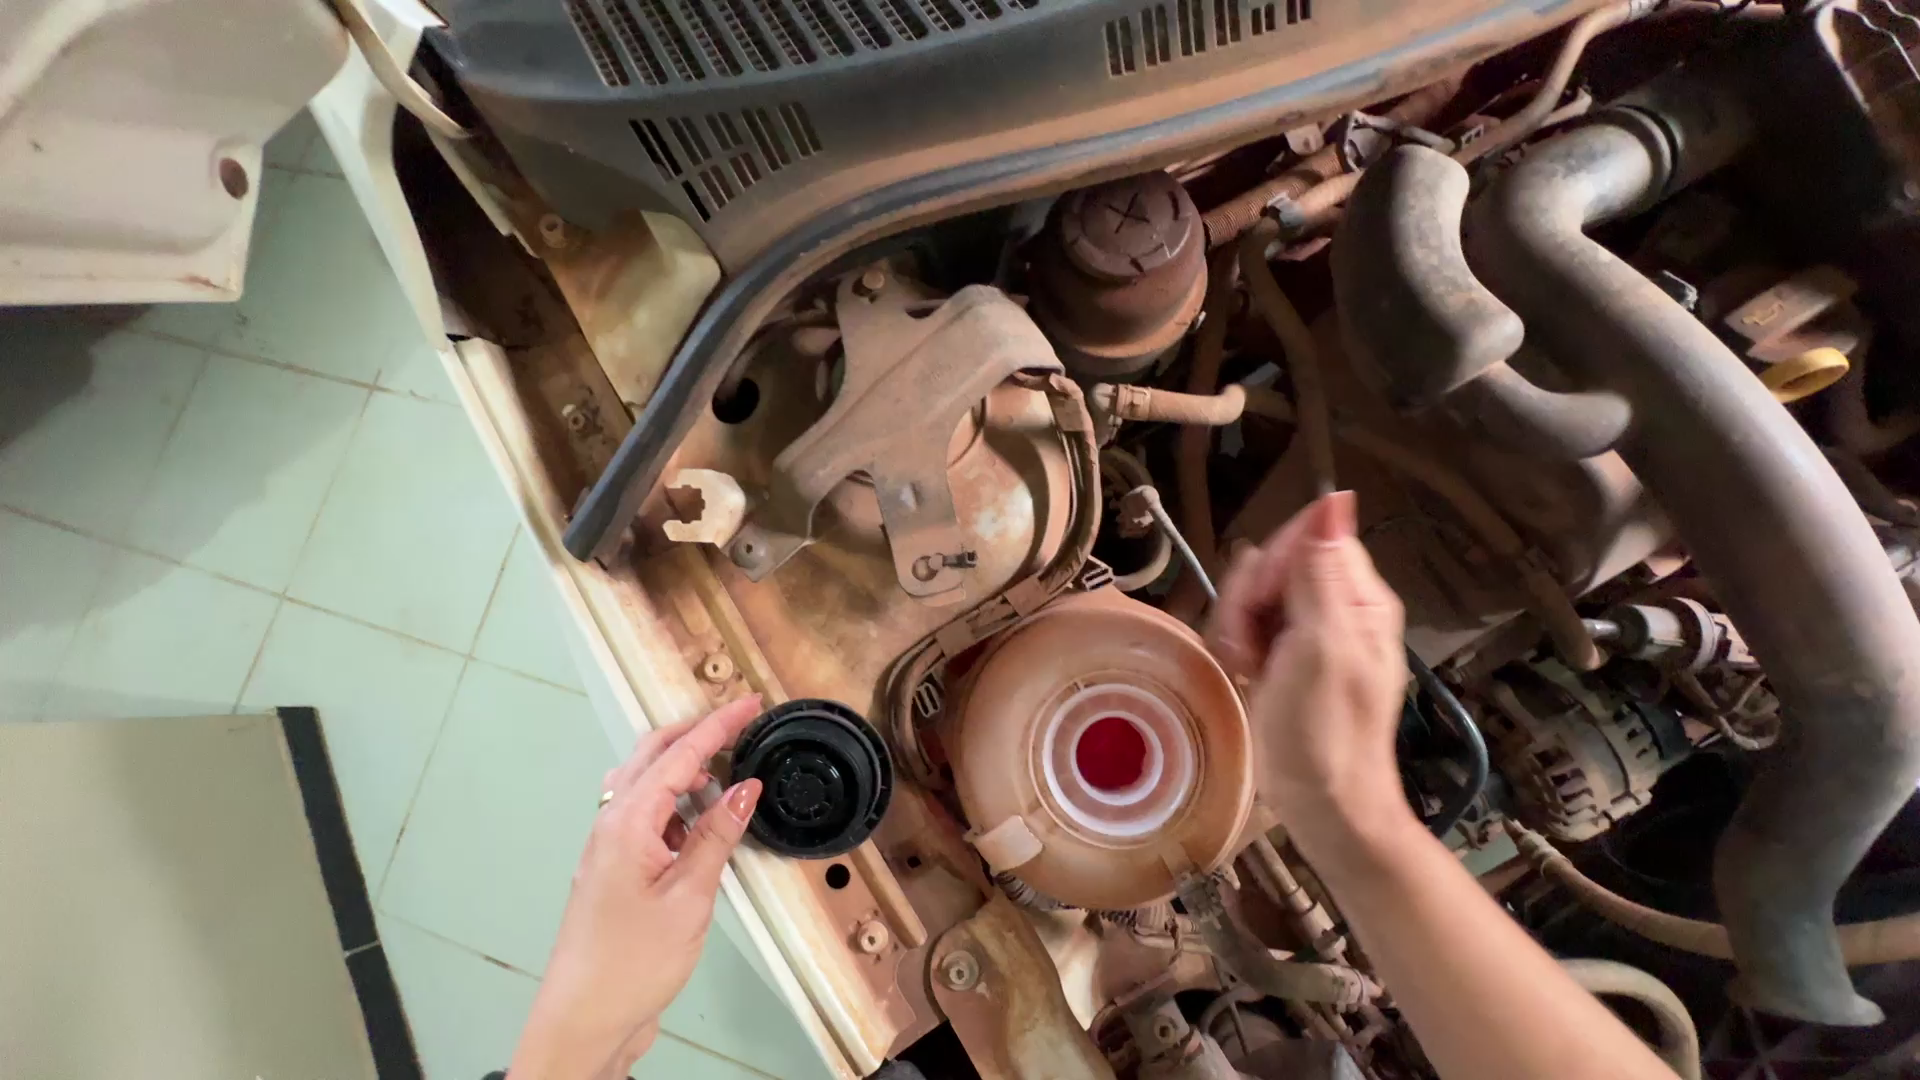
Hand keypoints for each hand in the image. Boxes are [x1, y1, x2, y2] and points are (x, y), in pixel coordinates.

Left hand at [510, 696, 764, 1079]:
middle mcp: (611, 821)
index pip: (681, 754)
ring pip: (646, 781)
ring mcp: (609, 844)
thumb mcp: (689, 896)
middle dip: (696, 732)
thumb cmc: (636, 959)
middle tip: (739, 724)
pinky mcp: (615, 866)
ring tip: (726, 772)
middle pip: (653, 754)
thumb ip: (718, 835)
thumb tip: (746, 786)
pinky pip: (645, 812)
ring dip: (684, 767)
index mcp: (627, 820)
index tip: (752, 702)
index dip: (720, 724)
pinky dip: (675, 802)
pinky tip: (699, 821)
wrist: (582, 1023)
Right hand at [1208, 492, 1410, 846]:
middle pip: (1276, 565)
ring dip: (1238, 624)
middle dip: (1250, 599)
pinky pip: (1250, 622)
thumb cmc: (1323, 728)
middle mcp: (1336, 607)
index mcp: (1359, 599)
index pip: (1309, 541)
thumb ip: (1322, 572)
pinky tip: (1243, 669)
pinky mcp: (1283, 654)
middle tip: (1250, 643)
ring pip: (1256, 593)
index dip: (1275, 565)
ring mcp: (1307, 632)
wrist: (1320, 800)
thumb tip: (1336, 498)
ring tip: (1246, 662)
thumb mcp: (1322, 645)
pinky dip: (1238, 643)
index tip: (1261, 604)